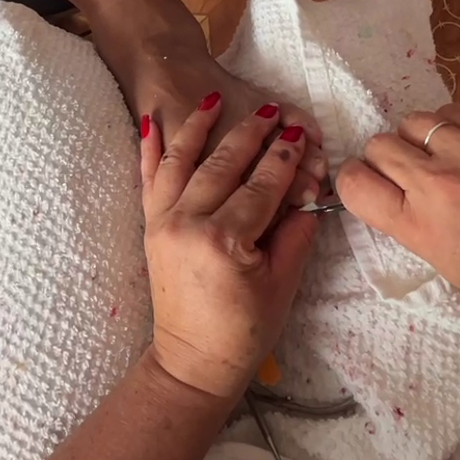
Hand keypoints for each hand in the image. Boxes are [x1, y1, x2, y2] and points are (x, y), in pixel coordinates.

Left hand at [139, 96, 319, 398]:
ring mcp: (163, 222)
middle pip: (223, 165)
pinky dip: (149, 149)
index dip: (285, 157)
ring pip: (181, 161)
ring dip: (198, 127)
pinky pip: (148, 179)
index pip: (262, 185)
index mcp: (226, 241)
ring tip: (213, 98)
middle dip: (249, 133)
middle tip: (269, 109)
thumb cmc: (244, 330)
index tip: (300, 132)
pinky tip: (152, 122)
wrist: (192, 361)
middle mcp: (189, 223)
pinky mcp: (150, 225)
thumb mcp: (283, 283)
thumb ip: (296, 231)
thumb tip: (312, 189)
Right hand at [333, 103, 459, 328]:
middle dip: (387, 160)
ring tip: (444, 160)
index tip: (373, 186)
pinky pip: (448, 112)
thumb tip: (382, 185)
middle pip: (377, 145)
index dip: (357, 181)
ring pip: (410, 122)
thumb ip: (406, 219)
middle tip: (413, 176)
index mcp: (421, 226)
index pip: (353, 181)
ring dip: (418, 139)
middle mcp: (439, 182)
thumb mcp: (444, 261)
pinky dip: (450, 127)